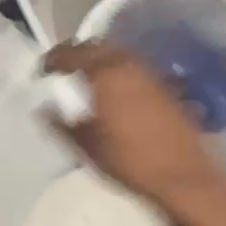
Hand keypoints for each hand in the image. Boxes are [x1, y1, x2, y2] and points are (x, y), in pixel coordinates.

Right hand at [44, 41, 225, 203]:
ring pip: (117, 55)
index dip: (51, 60)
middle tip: (61, 70)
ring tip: (85, 79)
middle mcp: (128, 65)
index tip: (40, 73)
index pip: (70, 53)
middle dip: (75, 54)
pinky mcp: (166, 88)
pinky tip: (112, 91)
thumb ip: (59, 124)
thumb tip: (42, 109)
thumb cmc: (129, 161)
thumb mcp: (85, 146)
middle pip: (96, 46)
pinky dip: (117, 72)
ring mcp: (151, 74)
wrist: (185, 178)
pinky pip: (133, 68)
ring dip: (98, 61)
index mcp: (105, 73)